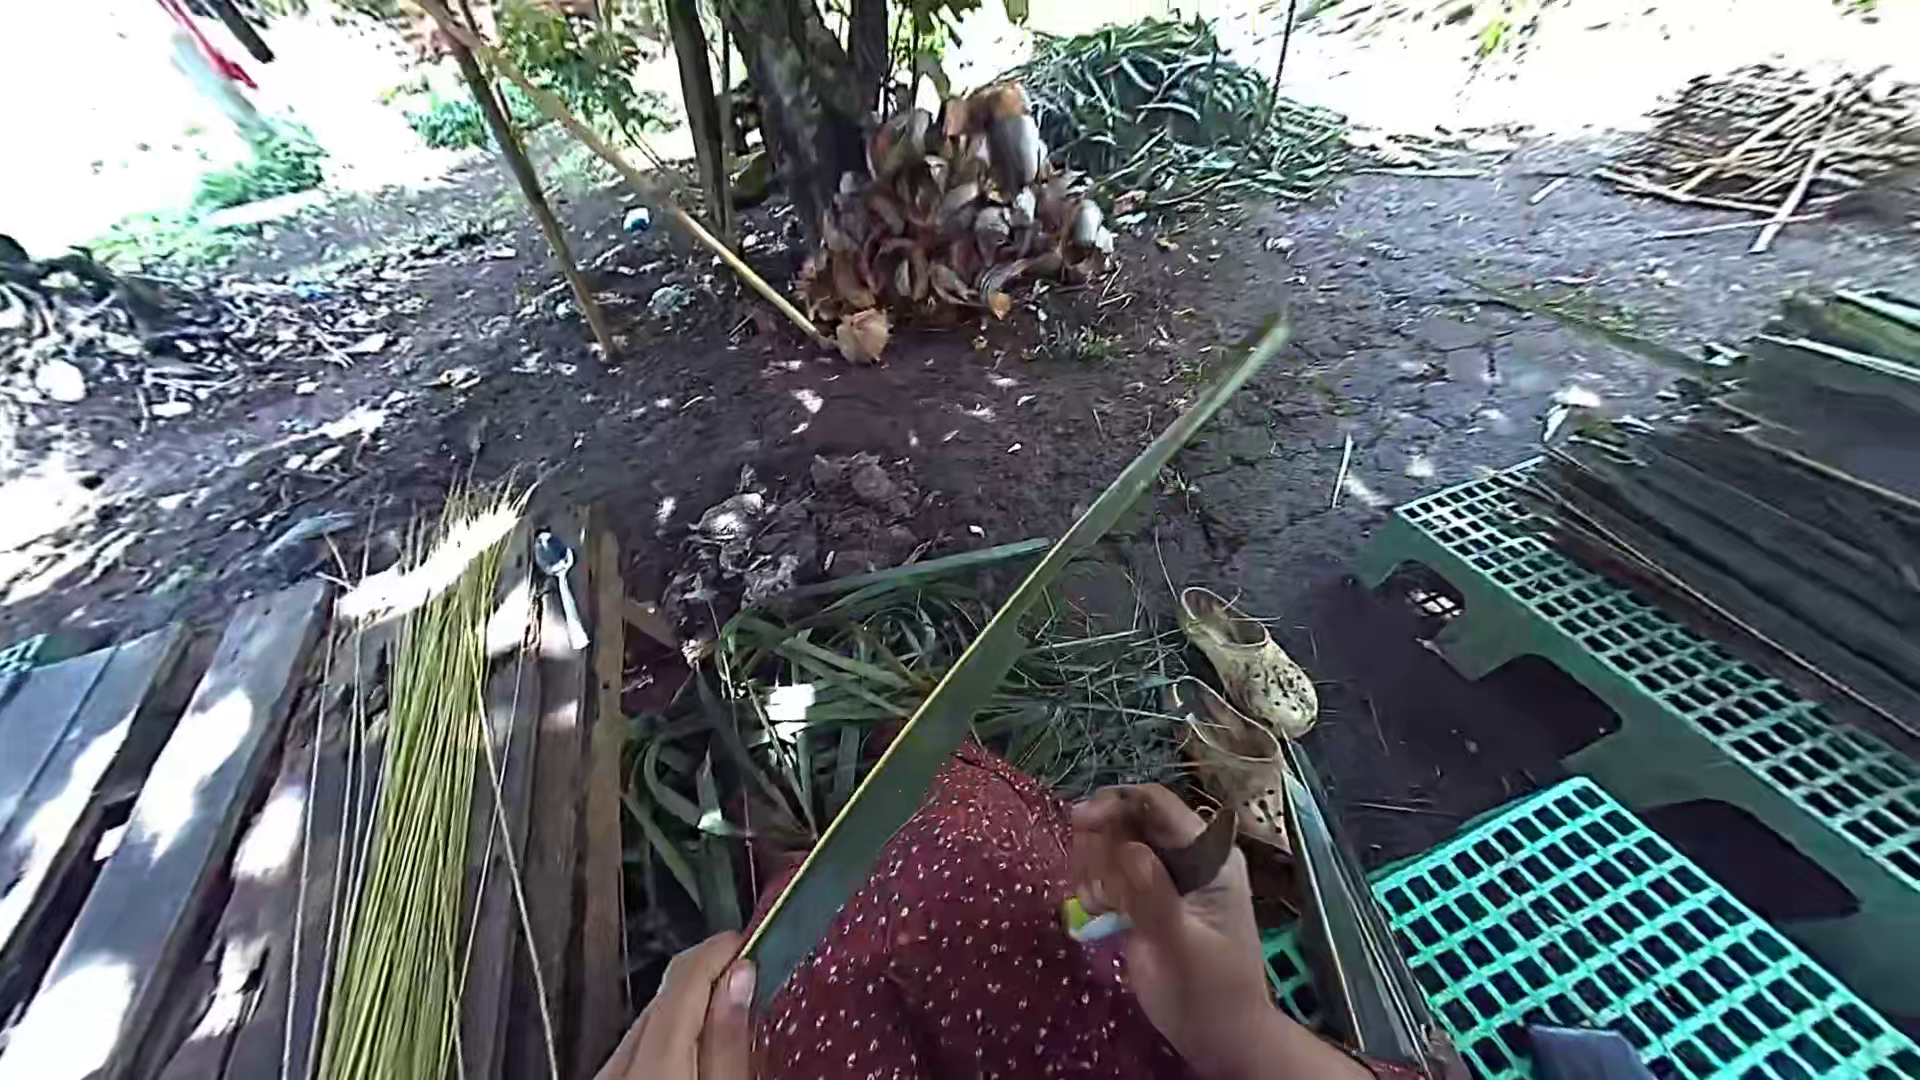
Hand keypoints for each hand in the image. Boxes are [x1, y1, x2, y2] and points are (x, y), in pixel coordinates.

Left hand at [594, 932, 755, 1079]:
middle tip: (750, 988)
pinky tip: (690, 1059)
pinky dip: (665, 1041)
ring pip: (650, 1020)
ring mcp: (601, 1078)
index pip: (685, 973)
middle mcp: (613, 1069)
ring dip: (689, 1011)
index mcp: (650, 1069)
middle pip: (668, 994)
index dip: (722, 948)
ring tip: (723, 1029)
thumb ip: (728, 1044)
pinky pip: (633, 1048)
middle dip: (710, 981)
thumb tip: (741, 972)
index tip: (753, 945)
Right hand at [1071, 785, 1369, 1079]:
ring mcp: (1158, 869)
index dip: (1117, 802)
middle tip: (1091, 879)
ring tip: (1099, 902)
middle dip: (1100, 839)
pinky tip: (1097, 909)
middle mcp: (1181, 851)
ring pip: (1108, 836)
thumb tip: (1127, 848)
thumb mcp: (1186, 945)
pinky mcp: (1137, 888)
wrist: (1217, 1040)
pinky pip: (1102, 864)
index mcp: (1207, 853)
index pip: (1157, 803)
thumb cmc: (1211, 993)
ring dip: (1092, 863)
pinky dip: (1091, 881)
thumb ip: (1156, 894)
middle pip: (1126, 814)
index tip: (1083, 820)